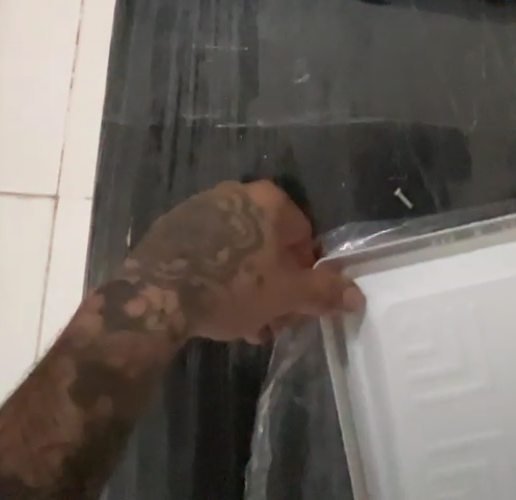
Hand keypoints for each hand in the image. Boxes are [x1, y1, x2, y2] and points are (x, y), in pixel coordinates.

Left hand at [123, 180, 363, 343]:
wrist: (157, 293)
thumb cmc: (233, 287)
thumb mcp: (286, 295)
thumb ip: (324, 292)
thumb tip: (357, 296)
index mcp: (270, 200)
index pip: (303, 237)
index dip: (303, 275)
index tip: (293, 307)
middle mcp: (238, 192)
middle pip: (269, 244)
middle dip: (273, 284)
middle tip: (267, 321)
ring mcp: (202, 206)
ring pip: (239, 248)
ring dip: (246, 284)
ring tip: (239, 323)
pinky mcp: (173, 225)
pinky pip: (208, 249)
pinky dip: (215, 273)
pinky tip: (210, 307)